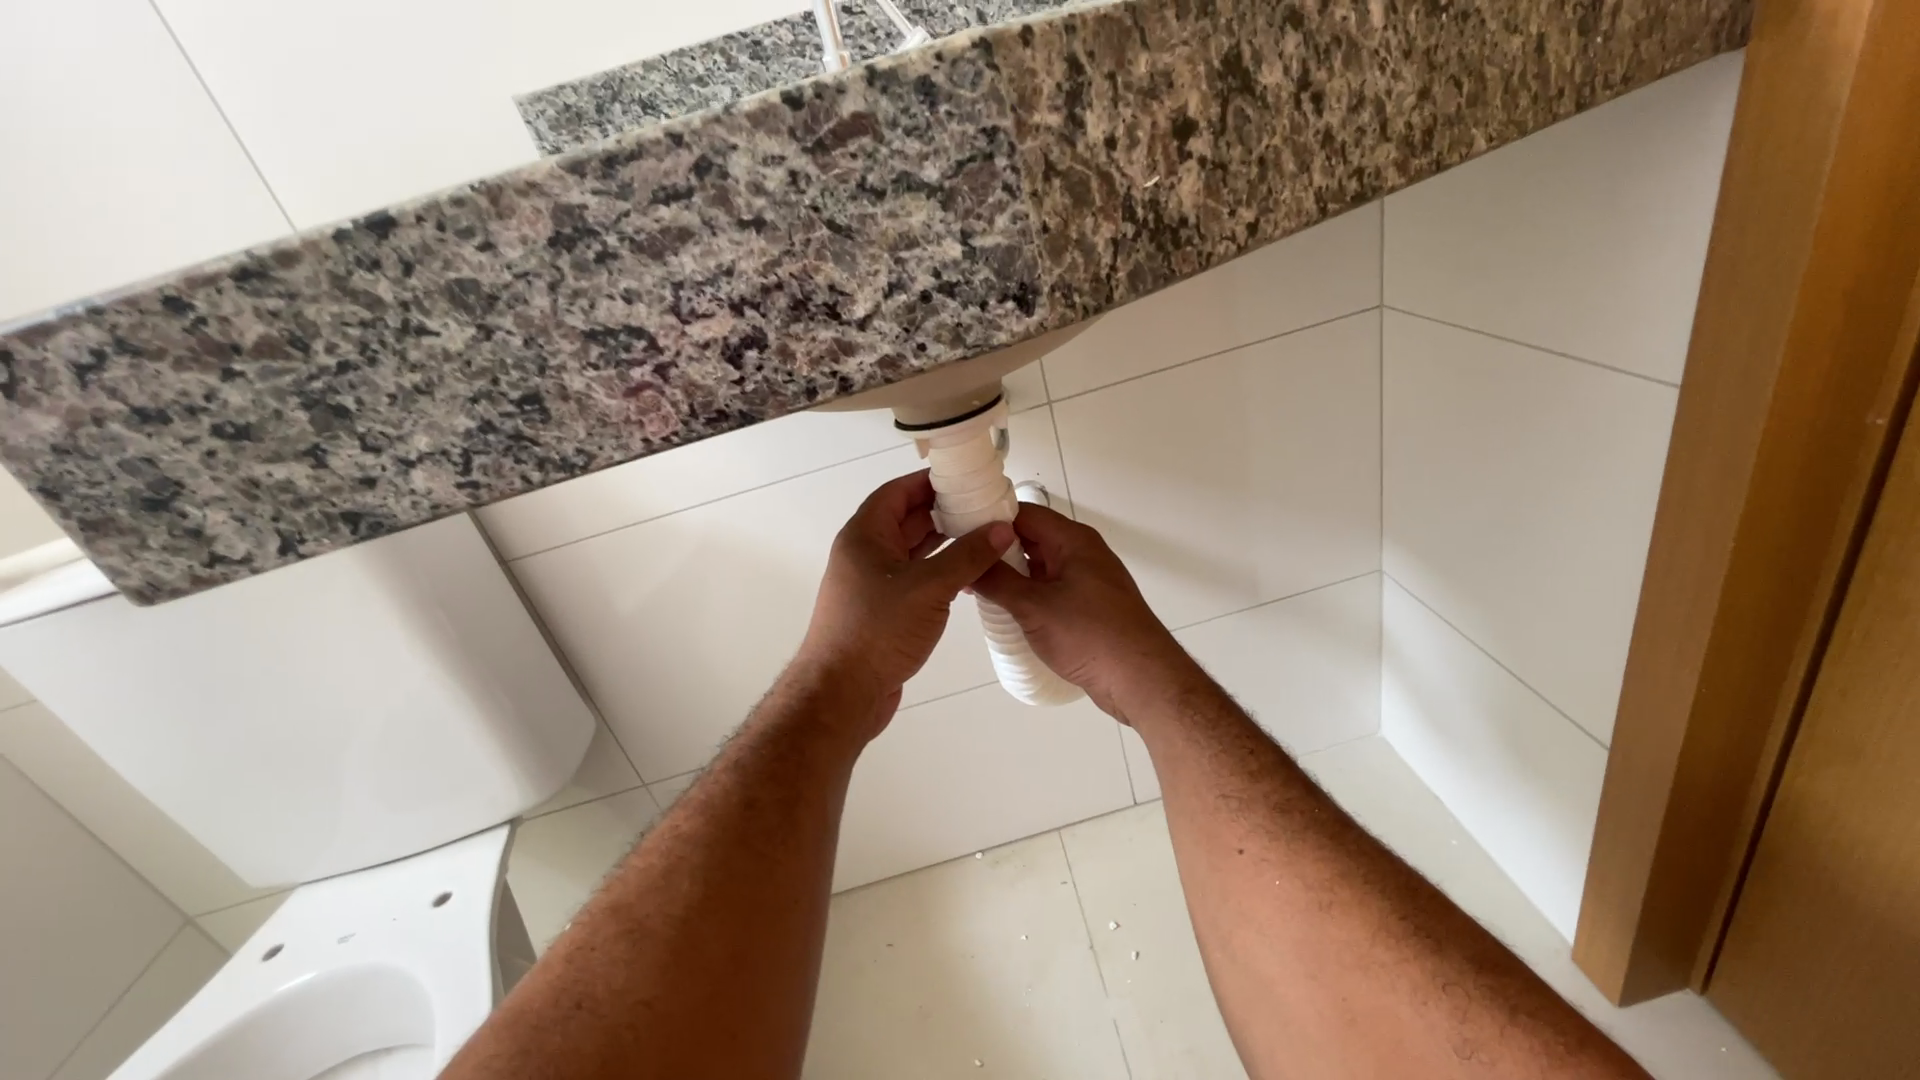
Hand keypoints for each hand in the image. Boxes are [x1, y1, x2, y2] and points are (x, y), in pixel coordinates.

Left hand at [791, 470, 1014, 738]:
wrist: (842, 692)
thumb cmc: (877, 631)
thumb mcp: (928, 588)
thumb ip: (967, 556)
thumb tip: (1002, 528)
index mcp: (864, 536)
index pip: (897, 493)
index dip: (929, 482)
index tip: (965, 479)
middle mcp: (864, 555)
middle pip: (905, 520)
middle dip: (943, 512)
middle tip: (984, 509)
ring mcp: (871, 584)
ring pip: (911, 552)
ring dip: (943, 544)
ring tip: (983, 538)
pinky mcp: (881, 611)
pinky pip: (914, 579)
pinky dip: (938, 572)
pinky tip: (967, 577)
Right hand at [971, 504, 1200, 721]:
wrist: (1141, 680)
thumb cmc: (1090, 635)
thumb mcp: (1033, 606)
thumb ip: (997, 581)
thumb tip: (967, 562)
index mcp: (1073, 541)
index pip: (1024, 513)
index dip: (989, 519)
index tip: (956, 532)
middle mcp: (1082, 553)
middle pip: (1031, 538)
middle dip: (996, 550)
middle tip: (959, 564)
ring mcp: (1087, 581)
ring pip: (1039, 566)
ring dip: (1010, 575)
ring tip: (973, 589)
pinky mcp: (1088, 607)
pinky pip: (1050, 590)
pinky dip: (1027, 594)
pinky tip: (1005, 611)